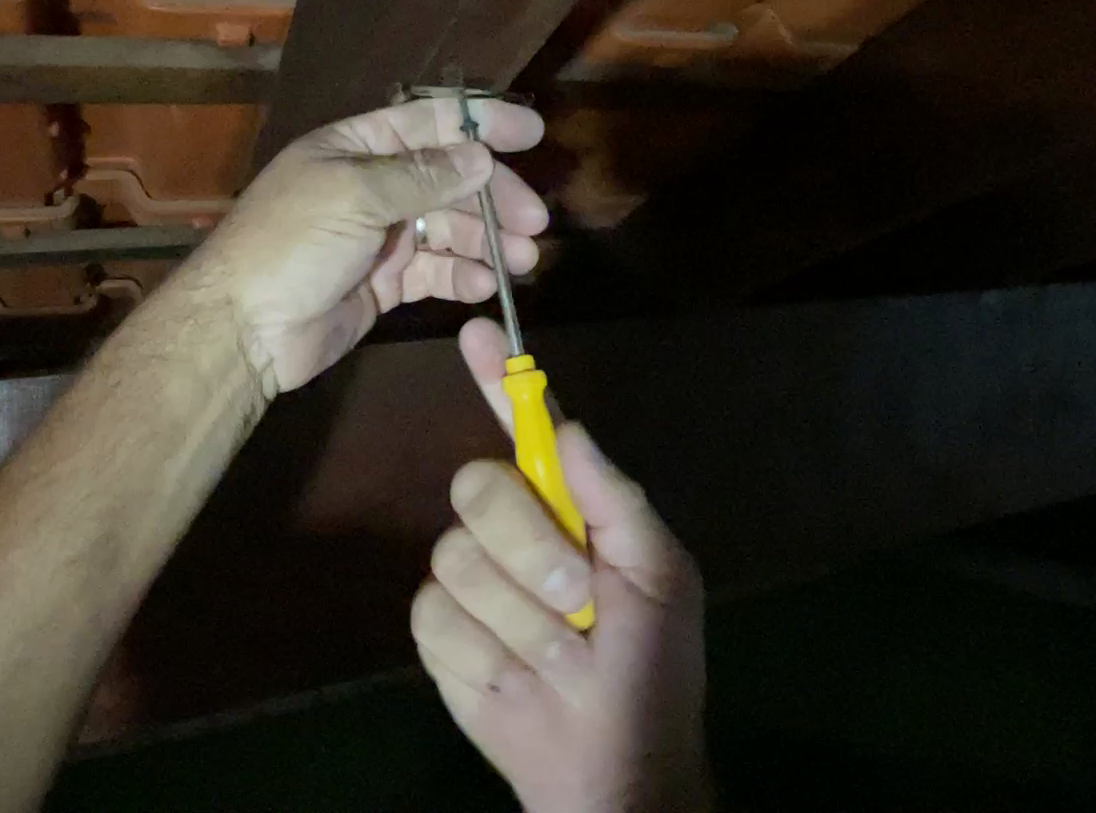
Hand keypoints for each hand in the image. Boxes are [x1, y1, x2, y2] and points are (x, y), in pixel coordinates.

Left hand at [197, 99, 547, 394]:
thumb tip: (480, 156)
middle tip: (534, 221)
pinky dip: (462, 276)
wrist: (246, 328)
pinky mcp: (386, 282)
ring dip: (487, 241)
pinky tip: (485, 285)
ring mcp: (380, 237)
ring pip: (448, 230)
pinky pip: (435, 272)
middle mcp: (372, 187)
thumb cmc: (292, 243)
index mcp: (356, 148)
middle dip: (492, 197)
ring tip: (521, 260)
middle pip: (448, 180)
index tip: (531, 132)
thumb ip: (421, 176)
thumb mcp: (354, 195)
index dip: (480, 124)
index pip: (428, 123)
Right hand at [411, 318, 709, 812]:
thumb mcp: (659, 574)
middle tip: (579, 597)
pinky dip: (486, 653)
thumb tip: (563, 427)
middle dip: (530, 546)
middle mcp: (506, 526)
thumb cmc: (652, 662)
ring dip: (520, 616)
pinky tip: (514, 676)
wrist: (616, 762)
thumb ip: (615, 498)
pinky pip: (435, 614)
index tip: (479, 332)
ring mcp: (467, 575)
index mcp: (562, 504)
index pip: (521, 428)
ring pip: (457, 557)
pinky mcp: (437, 629)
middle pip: (477, 488)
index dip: (499, 380)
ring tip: (559, 654)